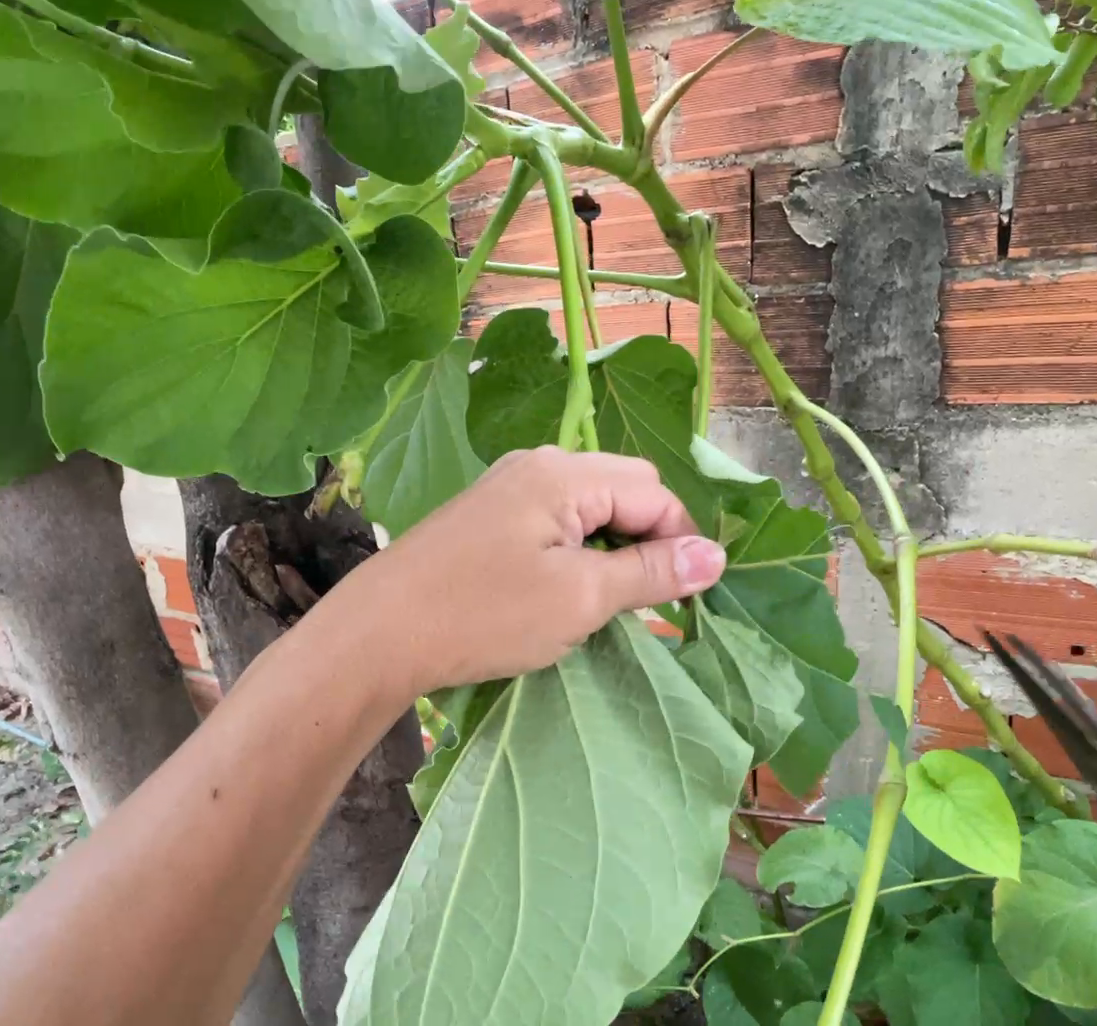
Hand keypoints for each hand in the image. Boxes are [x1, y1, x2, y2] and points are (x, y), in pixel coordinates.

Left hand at [307, 447, 725, 697]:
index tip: (685, 598)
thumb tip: (716, 556)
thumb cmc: (484, 614)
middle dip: (648, 539)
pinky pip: (555, 517)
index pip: (654, 492)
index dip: (680, 542)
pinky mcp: (489, 513)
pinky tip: (564, 587)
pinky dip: (577, 548)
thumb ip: (651, 572)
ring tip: (606, 600)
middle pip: (625, 488)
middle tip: (645, 601)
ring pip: (590, 504)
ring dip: (613, 546)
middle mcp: (538, 464)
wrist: (379, 632)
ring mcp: (508, 485)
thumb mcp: (580, 598)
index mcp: (565, 473)